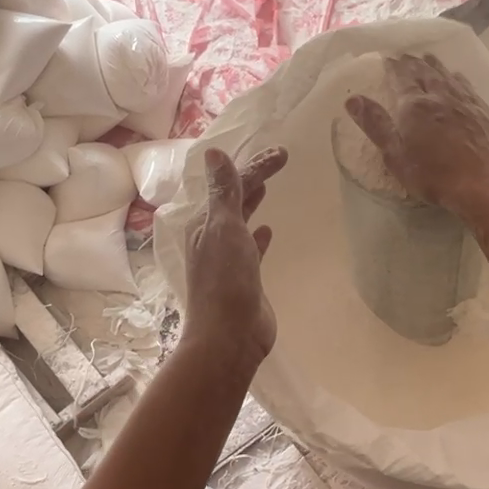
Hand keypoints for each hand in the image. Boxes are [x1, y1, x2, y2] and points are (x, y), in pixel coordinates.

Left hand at [183, 146, 285, 370]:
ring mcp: (229, 259)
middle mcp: (213, 238)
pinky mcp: (244, 278)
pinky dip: (259, 236)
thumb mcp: (224, 229)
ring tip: (268, 188)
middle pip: (235, 200)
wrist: (230, 335)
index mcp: (204, 224)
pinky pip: (252, 248)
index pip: (231, 185)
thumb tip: (214, 153)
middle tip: (281, 161)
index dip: (256, 167)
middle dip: (255, 179)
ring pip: (242, 222)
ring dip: (253, 204)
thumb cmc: (225, 281)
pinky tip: (269, 231)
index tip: (283, 154)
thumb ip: (224, 193)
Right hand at [343, 53, 488, 213]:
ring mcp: (465, 103)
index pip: (401, 78)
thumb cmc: (432, 176)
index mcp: (415, 106)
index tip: (388, 60)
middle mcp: (440, 96)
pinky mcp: (483, 113)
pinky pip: (467, 87)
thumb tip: (353, 99)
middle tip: (407, 56)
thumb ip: (376, 125)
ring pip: (447, 76)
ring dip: (435, 66)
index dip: (394, 68)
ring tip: (429, 59)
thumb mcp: (395, 156)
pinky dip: (458, 78)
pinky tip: (458, 78)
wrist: (480, 185)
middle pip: (425, 73)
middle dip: (413, 63)